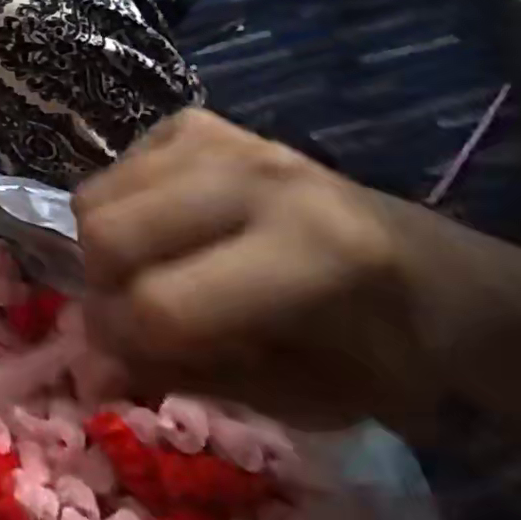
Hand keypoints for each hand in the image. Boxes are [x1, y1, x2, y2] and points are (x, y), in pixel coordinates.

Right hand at [73, 109, 447, 429]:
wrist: (429, 270)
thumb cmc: (380, 351)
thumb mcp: (305, 398)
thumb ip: (188, 376)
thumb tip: (91, 368)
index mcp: (315, 255)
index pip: (164, 303)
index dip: (126, 343)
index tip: (124, 362)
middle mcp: (257, 177)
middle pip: (110, 233)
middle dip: (102, 288)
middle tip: (129, 313)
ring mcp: (220, 138)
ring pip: (94, 196)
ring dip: (105, 249)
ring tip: (148, 271)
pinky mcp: (193, 122)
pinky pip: (112, 171)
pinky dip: (119, 209)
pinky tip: (165, 229)